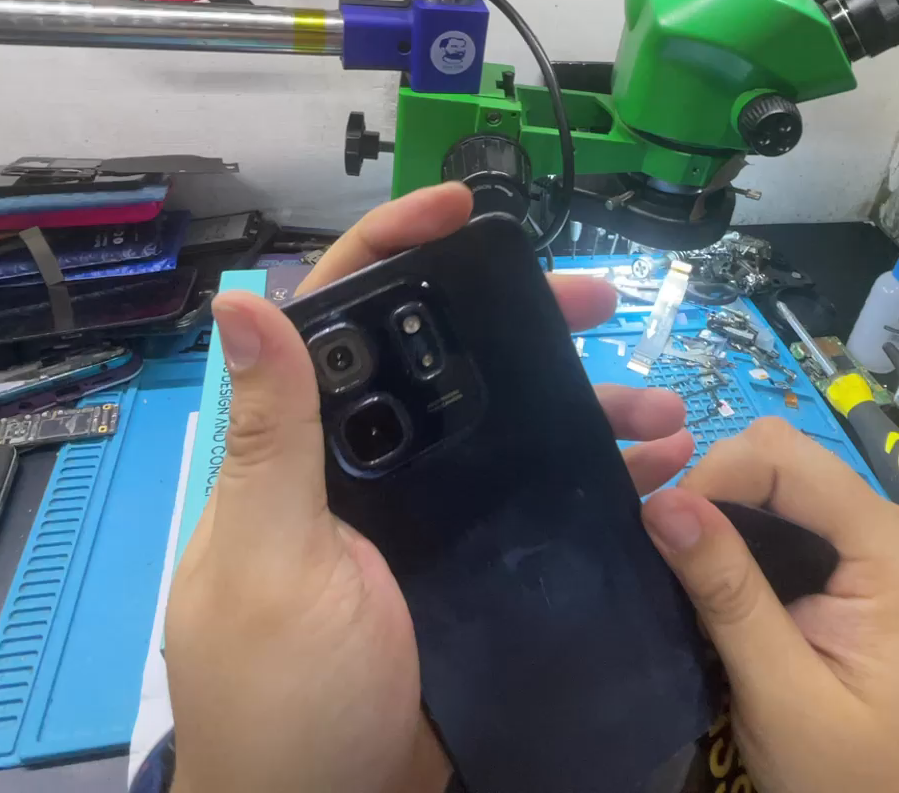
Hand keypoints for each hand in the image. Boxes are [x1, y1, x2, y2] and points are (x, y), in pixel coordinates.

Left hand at [162, 184, 696, 792]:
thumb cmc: (289, 690)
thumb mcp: (272, 556)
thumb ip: (270, 435)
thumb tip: (238, 298)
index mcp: (312, 440)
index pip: (346, 314)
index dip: (397, 245)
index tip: (463, 209)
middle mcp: (370, 456)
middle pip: (449, 355)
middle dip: (526, 318)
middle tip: (600, 299)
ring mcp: (429, 504)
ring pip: (511, 420)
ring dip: (585, 400)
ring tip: (659, 404)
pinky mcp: (476, 550)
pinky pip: (542, 487)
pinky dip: (599, 469)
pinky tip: (654, 466)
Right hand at [641, 420, 898, 792]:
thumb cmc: (859, 781)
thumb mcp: (783, 695)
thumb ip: (727, 594)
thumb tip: (660, 503)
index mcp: (886, 548)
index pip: (785, 458)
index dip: (716, 475)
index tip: (662, 524)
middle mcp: (880, 525)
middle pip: (782, 454)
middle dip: (716, 484)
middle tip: (671, 545)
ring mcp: (864, 542)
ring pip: (775, 477)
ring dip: (722, 504)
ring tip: (684, 559)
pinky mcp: (844, 565)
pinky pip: (781, 513)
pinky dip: (737, 526)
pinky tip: (714, 569)